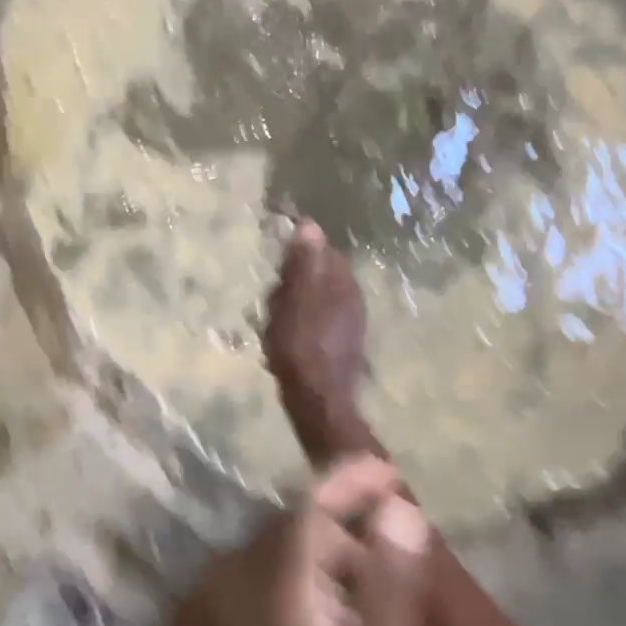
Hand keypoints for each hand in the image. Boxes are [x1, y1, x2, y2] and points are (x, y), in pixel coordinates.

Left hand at [167, 456, 431, 625]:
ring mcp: (195, 596)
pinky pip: (235, 573)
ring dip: (304, 558)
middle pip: (284, 525)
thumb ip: (390, 588)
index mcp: (271, 584)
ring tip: (344, 605)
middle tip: (378, 565)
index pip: (307, 505)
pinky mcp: (184, 619)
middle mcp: (222, 575)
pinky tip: (301, 618)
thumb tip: (398, 510)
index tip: (385, 469)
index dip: (346, 478)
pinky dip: (271, 578)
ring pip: (259, 547)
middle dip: (334, 531)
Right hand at [263, 220, 366, 417]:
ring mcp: (351, 324)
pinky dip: (302, 325)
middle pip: (320, 275)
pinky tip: (287, 340)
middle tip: (272, 299)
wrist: (319, 401)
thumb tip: (310, 224)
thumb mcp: (294, 299)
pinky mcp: (344, 346)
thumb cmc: (300, 346)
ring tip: (274, 322)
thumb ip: (303, 262)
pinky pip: (319, 323)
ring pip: (318, 300)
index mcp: (343, 282)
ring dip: (296, 305)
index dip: (298, 255)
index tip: (276, 268)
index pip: (323, 250)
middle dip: (294, 282)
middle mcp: (354, 298)